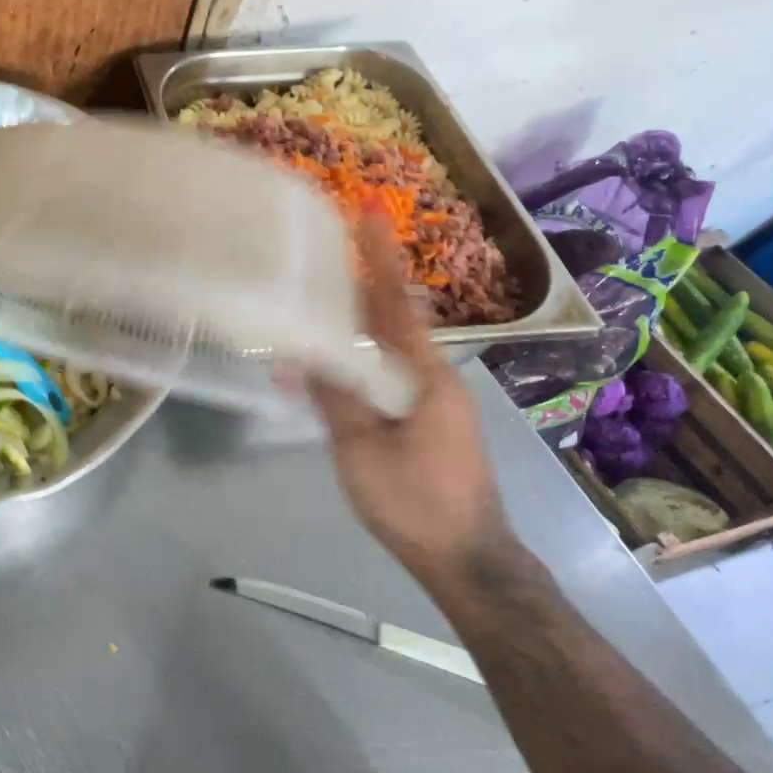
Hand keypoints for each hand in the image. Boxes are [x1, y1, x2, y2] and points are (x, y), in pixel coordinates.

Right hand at [308, 215, 516, 590]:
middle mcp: (438, 378)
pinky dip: (363, 360)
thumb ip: (334, 395)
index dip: (380, 258)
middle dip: (362, 285)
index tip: (369, 212)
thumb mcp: (360, 448)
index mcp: (425, 376)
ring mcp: (439, 401)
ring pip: (392, 349)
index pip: (395, 303)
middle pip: (394, 320)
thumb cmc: (414, 501)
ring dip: (358, 326)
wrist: (469, 560)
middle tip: (324, 256)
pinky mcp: (433, 421)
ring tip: (318, 308)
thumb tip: (303, 352)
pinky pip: (392, 375)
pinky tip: (334, 369)